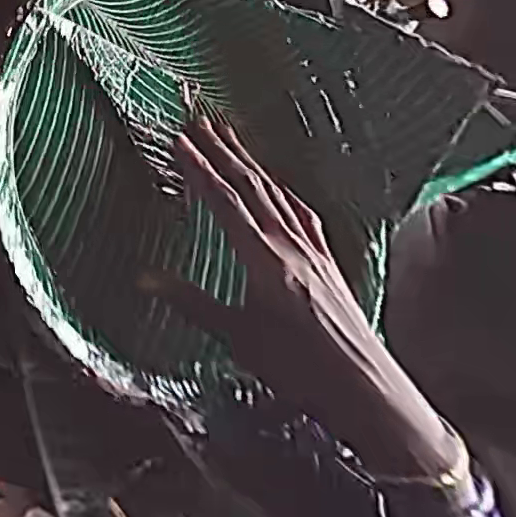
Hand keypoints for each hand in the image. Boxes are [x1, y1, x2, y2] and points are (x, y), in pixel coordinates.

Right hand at [141, 117, 463, 480]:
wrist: (373, 397)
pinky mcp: (328, 258)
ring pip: (275, 191)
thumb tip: (142, 277)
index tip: (179, 139)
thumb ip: (190, 302)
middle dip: (222, 150)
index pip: (225, 202)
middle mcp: (291, 245)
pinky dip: (280, 186)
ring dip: (249, 160)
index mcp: (266, 260)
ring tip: (229, 134)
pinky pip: (299, 209)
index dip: (200, 168)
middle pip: (251, 186)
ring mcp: (313, 249)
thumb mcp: (238, 339)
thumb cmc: (302, 372)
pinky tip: (275, 180)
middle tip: (200, 120)